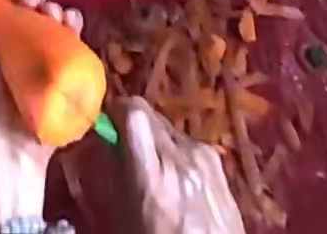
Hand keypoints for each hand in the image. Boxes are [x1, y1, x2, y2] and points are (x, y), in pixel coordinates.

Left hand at [0, 0, 82, 233]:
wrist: (1, 148)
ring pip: (53, 24)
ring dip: (56, 10)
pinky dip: (75, 29)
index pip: (4, 3)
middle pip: (31, 10)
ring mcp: (39, 63)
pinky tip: (74, 22)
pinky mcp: (61, 78)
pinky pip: (73, 46)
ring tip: (55, 15)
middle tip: (34, 2)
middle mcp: (15, 47)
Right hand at [120, 98, 245, 233]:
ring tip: (154, 165)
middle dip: (134, 122)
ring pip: (168, 127)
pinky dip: (176, 150)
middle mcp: (181, 159)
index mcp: (154, 178)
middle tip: (126, 141)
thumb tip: (108, 138)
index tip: (108, 118)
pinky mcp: (219, 165)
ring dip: (156, 136)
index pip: (135, 113)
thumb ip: (117, 173)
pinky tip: (178, 177)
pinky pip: (188, 142)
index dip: (118, 109)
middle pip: (151, 114)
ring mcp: (204, 160)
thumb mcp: (128, 217)